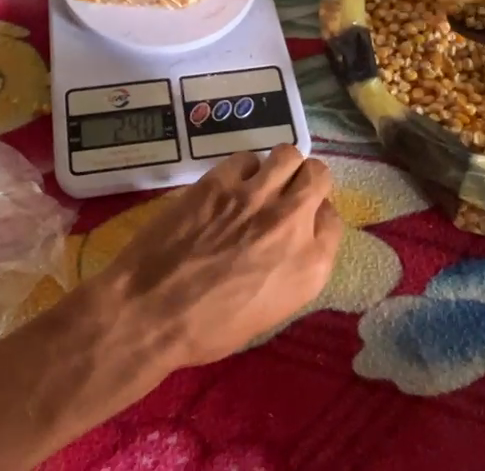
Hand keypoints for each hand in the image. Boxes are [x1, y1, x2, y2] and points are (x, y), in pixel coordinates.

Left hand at [88, 146, 339, 368]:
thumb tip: (290, 244)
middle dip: (305, 180)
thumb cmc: (208, 330)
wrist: (151, 311)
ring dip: (279, 165)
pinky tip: (230, 184)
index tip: (302, 220)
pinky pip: (246, 158)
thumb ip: (291, 270)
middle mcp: (291, 224)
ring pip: (287, 155)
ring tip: (262, 180)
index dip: (317, 216)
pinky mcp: (220, 181)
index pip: (333, 221)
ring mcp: (256, 197)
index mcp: (310, 267)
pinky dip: (244, 168)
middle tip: (287, 191)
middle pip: (318, 176)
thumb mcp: (269, 313)